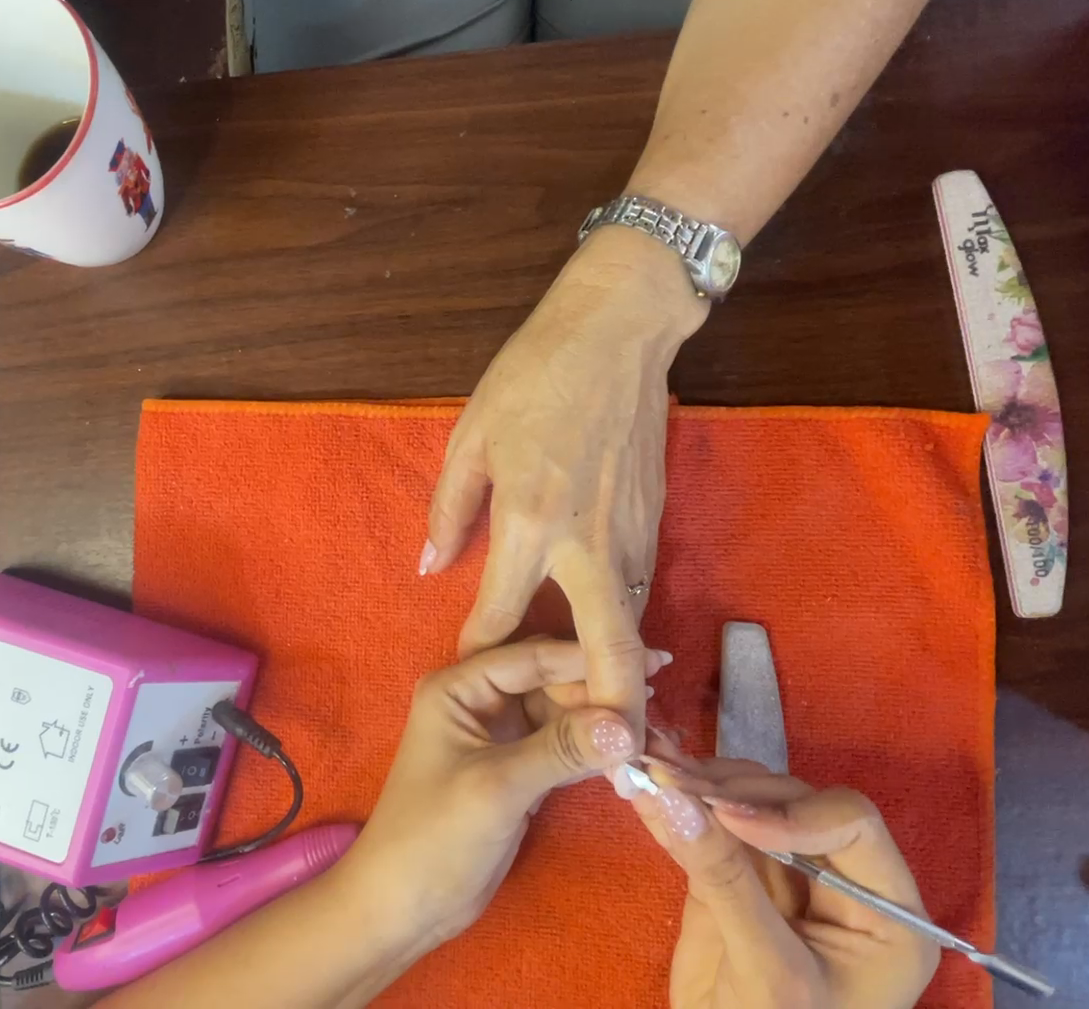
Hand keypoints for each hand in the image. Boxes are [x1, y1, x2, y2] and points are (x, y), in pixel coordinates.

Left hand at [334, 637, 670, 947]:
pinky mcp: (515, 765)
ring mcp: (498, 732)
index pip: (531, 657)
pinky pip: (560, 742)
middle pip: (548, 679)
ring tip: (656, 722)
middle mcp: (478, 699)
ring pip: (559, 710)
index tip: (648, 662)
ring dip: (600, 718)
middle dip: (597, 688)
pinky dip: (590, 746)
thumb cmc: (434, 837)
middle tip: (659, 694)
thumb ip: (559, 751)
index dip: (586, 659)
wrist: (404, 906)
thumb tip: (627, 725)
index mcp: (458, 686)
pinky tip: (630, 749)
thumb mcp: (497, 788)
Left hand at [424, 229, 706, 735]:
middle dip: (605, 710)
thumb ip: (451, 510)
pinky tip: (604, 626)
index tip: (471, 677)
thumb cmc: (533, 379)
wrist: (616, 333)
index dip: (481, 650)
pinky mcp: (656, 520)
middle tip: (605, 755)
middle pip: (605, 651)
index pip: (500, 613)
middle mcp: (587, 544)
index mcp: (530, 522)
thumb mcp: (472, 437)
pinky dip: (622, 617)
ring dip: (616, 667)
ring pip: (628, 622)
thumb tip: (431, 566)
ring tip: (594, 705)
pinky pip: (636, 586)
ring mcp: (632, 534)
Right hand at [628, 758, 939, 1008]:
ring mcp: (782, 873)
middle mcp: (839, 881)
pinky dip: (673, 804)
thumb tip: (672, 797)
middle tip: (669, 782)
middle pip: (791, 800)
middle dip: (730, 790)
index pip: (851, 825)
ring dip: (697, 785)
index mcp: (883, 912)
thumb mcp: (766, 973)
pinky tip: (641, 789)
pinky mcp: (733, 872)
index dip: (790, 810)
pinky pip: (705, 824)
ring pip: (745, 801)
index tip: (727, 817)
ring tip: (651, 776)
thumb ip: (726, 883)